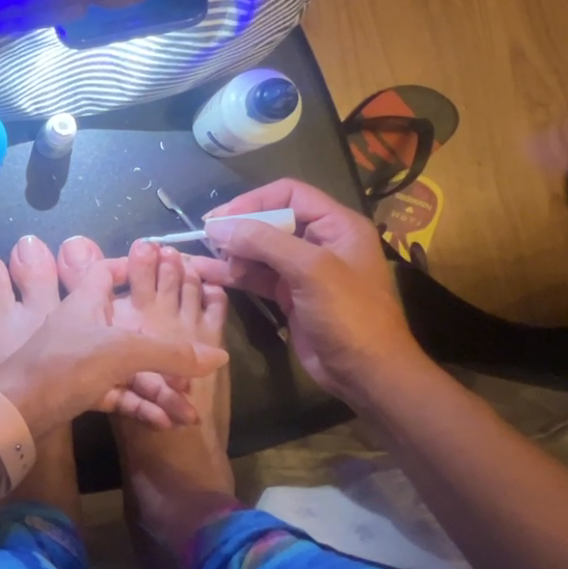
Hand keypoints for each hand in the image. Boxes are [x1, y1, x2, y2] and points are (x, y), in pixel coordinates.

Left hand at [0, 262, 227, 435]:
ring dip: (158, 389)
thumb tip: (219, 356)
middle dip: (166, 355)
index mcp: (86, 302)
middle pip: (131, 331)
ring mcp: (79, 360)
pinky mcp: (76, 392)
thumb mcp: (122, 352)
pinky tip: (164, 423)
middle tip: (196, 374)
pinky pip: (115, 393)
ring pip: (127, 368)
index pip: (108, 271)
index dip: (133, 268)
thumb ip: (170, 354)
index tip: (166, 273)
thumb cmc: (64, 365)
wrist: (14, 412)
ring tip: (188, 414)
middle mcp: (83, 326)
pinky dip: (138, 405)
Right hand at [190, 178, 425, 401]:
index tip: (220, 218)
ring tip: (200, 256)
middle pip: (270, 220)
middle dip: (238, 228)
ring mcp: (303, 270)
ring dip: (230, 251)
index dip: (253, 201)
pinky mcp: (289, 295)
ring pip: (259, 249)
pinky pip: (256, 275)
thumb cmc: (349, 315)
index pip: (289, 194)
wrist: (367, 374)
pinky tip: (205, 273)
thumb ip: (264, 242)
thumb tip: (217, 226)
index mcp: (337, 225)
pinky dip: (232, 273)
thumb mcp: (311, 270)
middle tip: (206, 237)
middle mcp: (320, 242)